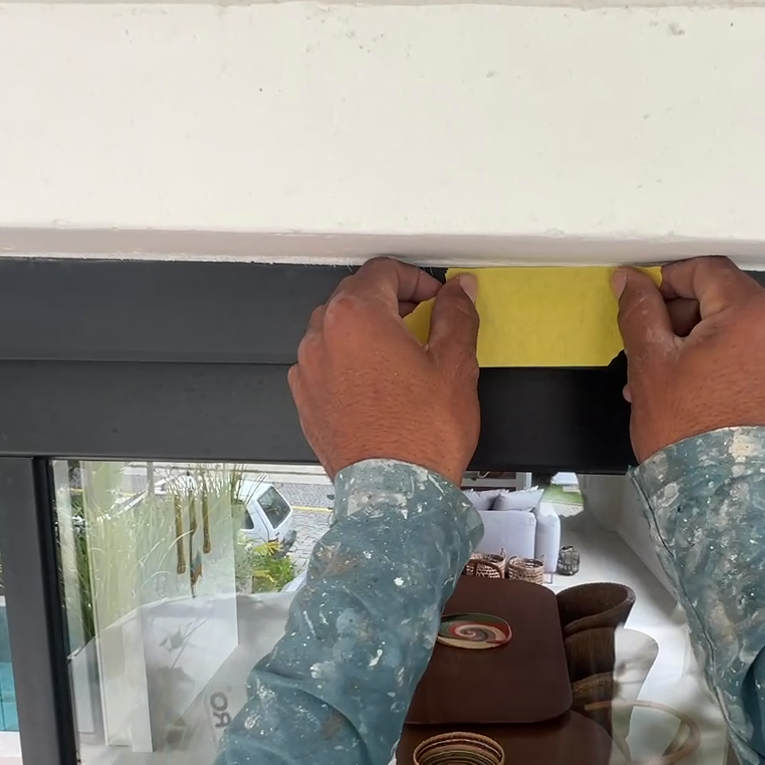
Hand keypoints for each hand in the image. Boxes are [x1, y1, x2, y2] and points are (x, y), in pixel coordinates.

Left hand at [289, 258, 480, 482]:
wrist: (397, 493)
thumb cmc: (422, 436)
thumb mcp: (455, 365)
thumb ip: (456, 316)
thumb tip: (458, 292)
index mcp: (357, 317)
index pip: (382, 271)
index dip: (415, 277)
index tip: (434, 296)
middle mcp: (322, 338)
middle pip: (354, 297)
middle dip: (390, 301)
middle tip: (422, 319)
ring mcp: (309, 372)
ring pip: (336, 331)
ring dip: (367, 331)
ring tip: (399, 353)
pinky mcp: (306, 402)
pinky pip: (325, 365)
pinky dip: (348, 363)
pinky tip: (376, 384)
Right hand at [613, 256, 764, 462]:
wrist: (720, 492)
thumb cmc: (689, 434)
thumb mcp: (650, 362)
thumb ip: (640, 310)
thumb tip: (630, 280)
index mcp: (755, 312)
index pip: (707, 271)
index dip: (670, 280)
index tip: (649, 298)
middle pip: (725, 300)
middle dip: (683, 322)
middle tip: (651, 351)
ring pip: (739, 329)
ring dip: (701, 344)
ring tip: (668, 379)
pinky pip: (757, 354)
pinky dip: (727, 362)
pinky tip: (696, 388)